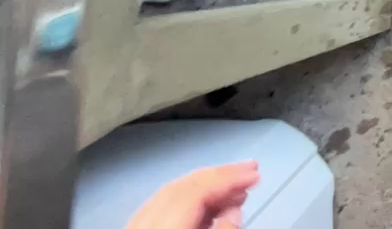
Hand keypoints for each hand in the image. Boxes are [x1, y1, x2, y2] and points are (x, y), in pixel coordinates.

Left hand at [124, 161, 259, 228]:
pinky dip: (188, 198)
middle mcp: (141, 220)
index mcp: (160, 223)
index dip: (229, 175)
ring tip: (236, 184)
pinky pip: (159, 206)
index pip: (194, 189)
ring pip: (170, 192)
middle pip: (181, 186)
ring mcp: (134, 224)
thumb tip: (236, 209)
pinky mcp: (135, 227)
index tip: (257, 172)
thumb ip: (222, 228)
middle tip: (251, 168)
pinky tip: (209, 202)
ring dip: (207, 183)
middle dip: (219, 174)